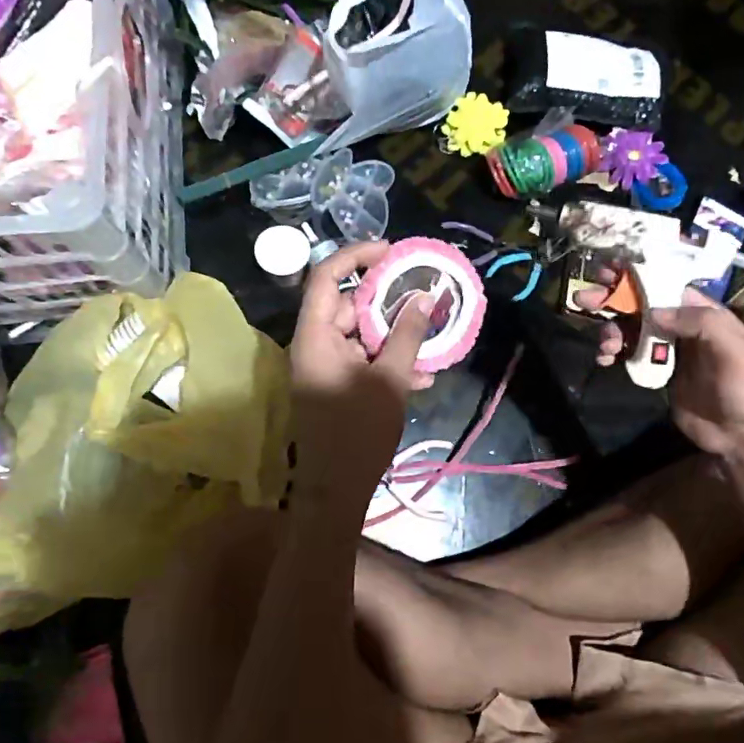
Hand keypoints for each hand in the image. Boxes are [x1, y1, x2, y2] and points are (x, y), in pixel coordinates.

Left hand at [288, 241, 433, 506]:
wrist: (336, 491)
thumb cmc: (359, 432)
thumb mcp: (391, 380)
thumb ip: (407, 335)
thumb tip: (426, 296)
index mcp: (315, 337)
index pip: (326, 278)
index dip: (356, 257)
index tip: (391, 252)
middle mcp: (314, 344)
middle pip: (348, 305)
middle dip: (387, 300)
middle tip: (421, 294)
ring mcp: (323, 365)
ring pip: (360, 333)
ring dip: (393, 334)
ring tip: (429, 337)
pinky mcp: (335, 383)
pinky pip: (362, 358)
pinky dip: (387, 360)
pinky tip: (421, 375)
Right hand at [580, 277, 743, 463]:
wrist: (742, 437)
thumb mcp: (733, 348)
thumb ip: (698, 322)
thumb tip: (653, 311)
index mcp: (702, 313)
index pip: (664, 285)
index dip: (636, 276)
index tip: (607, 270)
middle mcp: (682, 326)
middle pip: (641, 304)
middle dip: (612, 298)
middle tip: (583, 299)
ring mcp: (667, 349)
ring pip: (630, 328)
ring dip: (611, 330)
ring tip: (605, 345)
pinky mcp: (656, 372)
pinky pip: (628, 354)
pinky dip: (612, 352)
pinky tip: (604, 359)